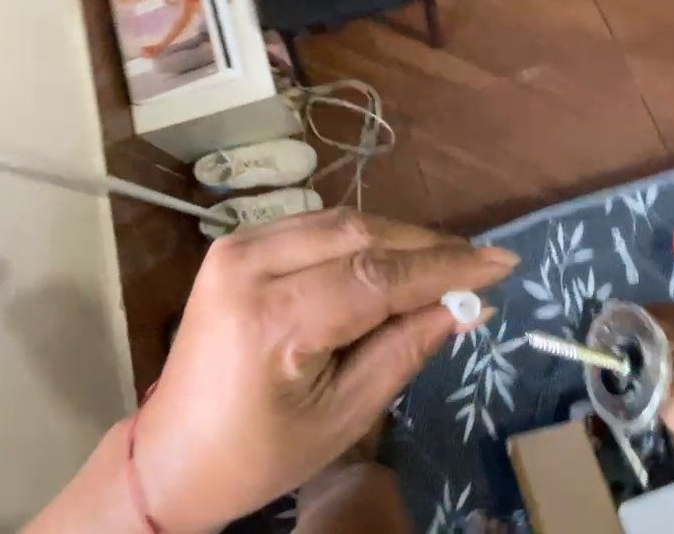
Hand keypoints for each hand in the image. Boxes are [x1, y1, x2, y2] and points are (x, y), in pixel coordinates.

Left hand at [132, 209, 518, 531]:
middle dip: (423, 246)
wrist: (173, 451)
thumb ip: (405, 348)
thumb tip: (469, 304)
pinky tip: (387, 258)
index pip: (376, 276)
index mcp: (271, 319)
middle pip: (356, 233)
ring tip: (441, 263)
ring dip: (393, 237)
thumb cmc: (259, 452)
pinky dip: (355, 237)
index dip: (443, 266)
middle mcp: (248, 263)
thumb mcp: (343, 416)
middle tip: (477, 263)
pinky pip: (309, 226)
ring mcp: (234, 246)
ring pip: (335, 221)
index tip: (500, 262)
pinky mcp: (232, 243)